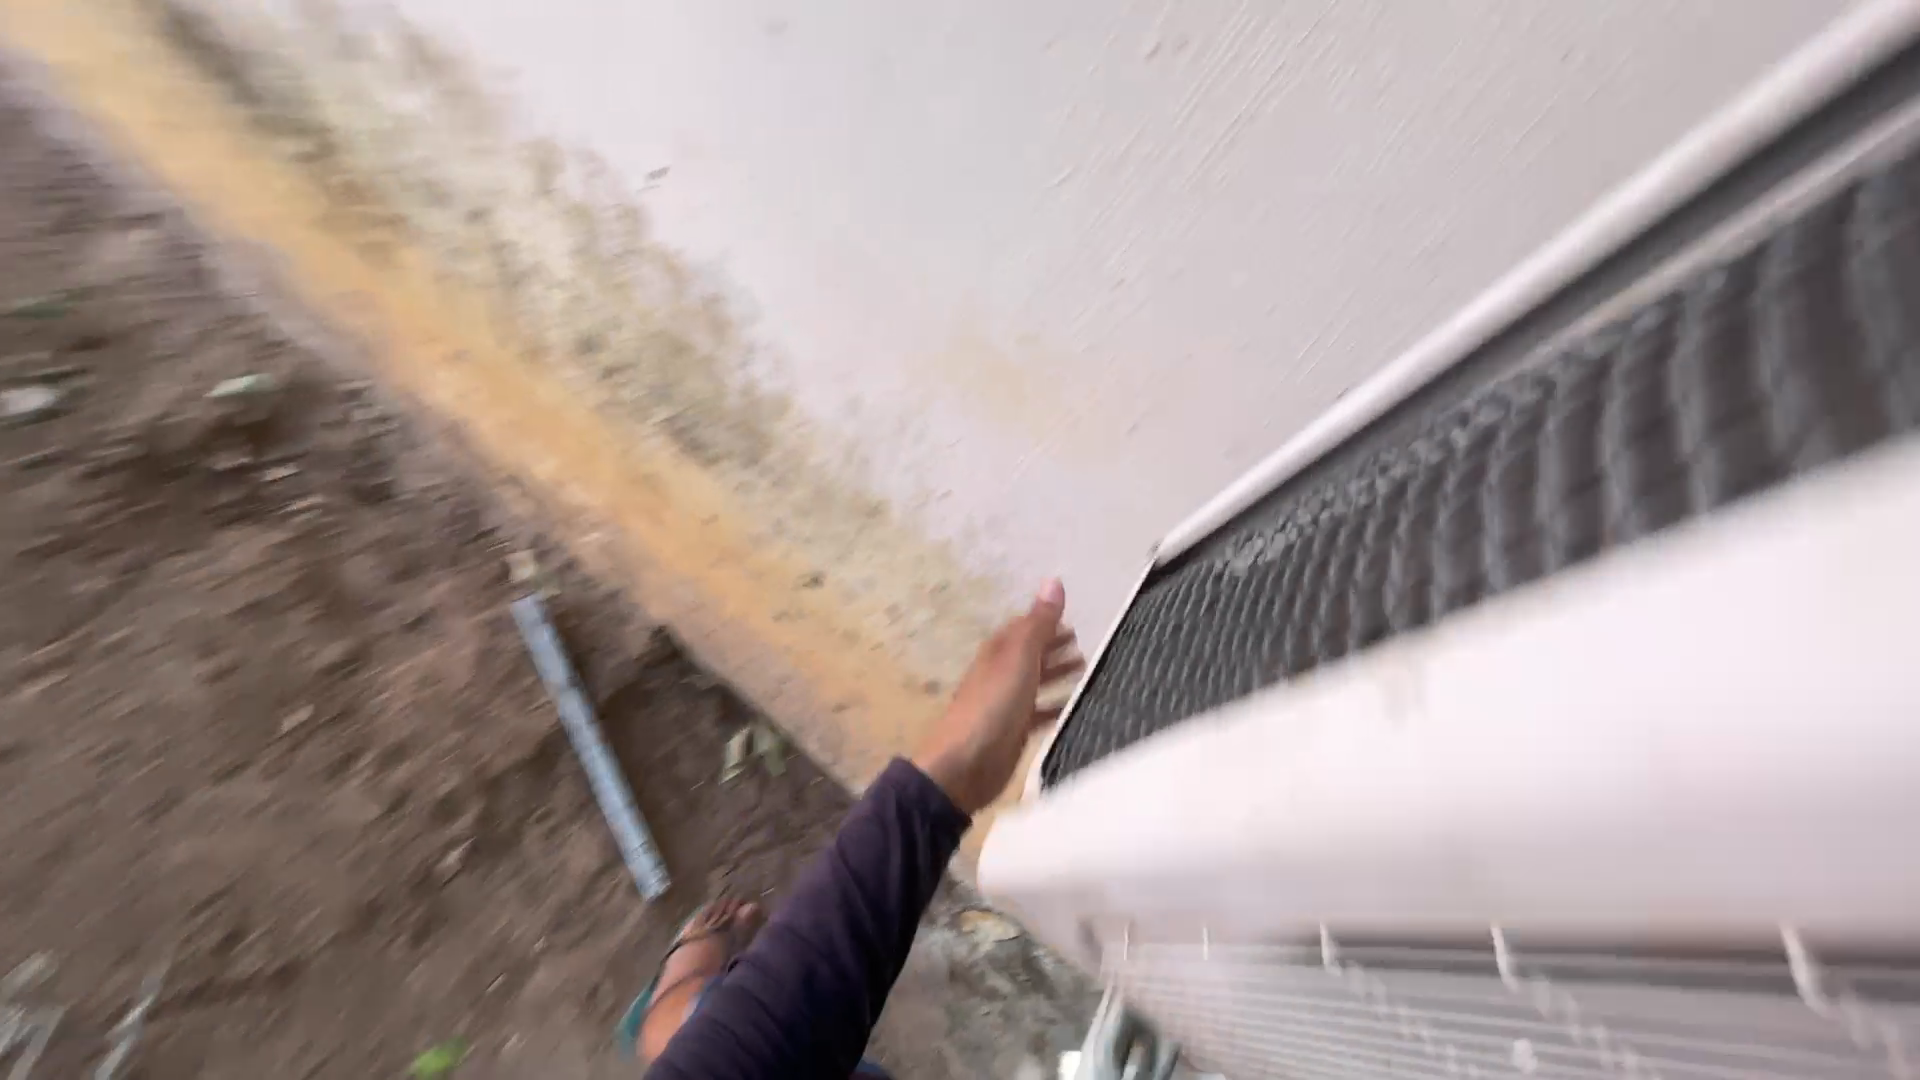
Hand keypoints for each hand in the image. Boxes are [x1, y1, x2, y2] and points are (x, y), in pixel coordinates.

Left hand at [912, 578, 1083, 813]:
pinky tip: (1072, 708)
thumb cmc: (992, 707)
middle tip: (1082, 645)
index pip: (1024, 628)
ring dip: (1056, 674)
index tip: (1072, 621)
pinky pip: (1038, 712)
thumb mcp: (1019, 660)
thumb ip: (1038, 624)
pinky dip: (1054, 706)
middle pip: (1030, 654)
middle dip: (1054, 647)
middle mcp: (1001, 673)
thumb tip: (1053, 581)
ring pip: (1035, 681)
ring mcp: (1006, 703)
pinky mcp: (1013, 731)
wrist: (964, 765)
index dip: (1045, 622)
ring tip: (1085, 670)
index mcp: (999, 652)